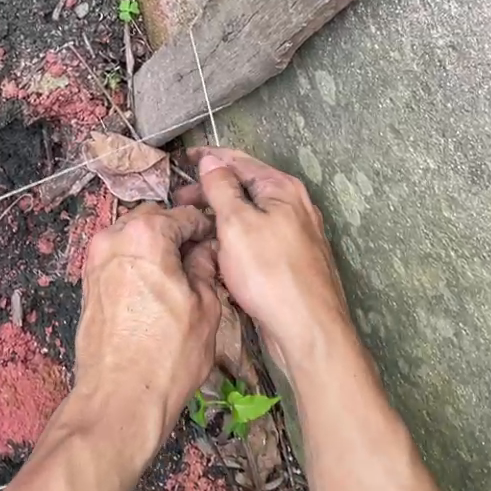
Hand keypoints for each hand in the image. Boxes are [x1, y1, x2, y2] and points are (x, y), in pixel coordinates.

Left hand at [0, 205, 222, 490]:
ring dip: (153, 245)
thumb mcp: (205, 307)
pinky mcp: (87, 280)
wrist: (118, 400)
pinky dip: (135, 261)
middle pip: (153, 218)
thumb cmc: (169, 354)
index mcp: (147, 234)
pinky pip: (117, 256)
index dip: (205, 227)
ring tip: (176, 273)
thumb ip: (205, 267)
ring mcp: (96, 258)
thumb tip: (204, 250)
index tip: (216, 242)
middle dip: (175, 232)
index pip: (184, 215)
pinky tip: (153, 285)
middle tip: (198, 257)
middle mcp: (115, 236)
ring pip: (131, 235)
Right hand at [178, 147, 353, 375]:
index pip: (239, 160)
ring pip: (251, 214)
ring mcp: (296, 233)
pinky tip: (219, 249)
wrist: (310, 332)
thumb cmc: (271, 274)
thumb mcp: (236, 224)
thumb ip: (221, 188)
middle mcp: (294, 205)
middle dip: (211, 190)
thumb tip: (212, 160)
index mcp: (282, 188)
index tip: (183, 158)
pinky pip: (257, 237)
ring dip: (222, 215)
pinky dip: (236, 236)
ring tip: (194, 225)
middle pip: (246, 186)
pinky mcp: (292, 260)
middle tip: (180, 200)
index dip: (209, 157)